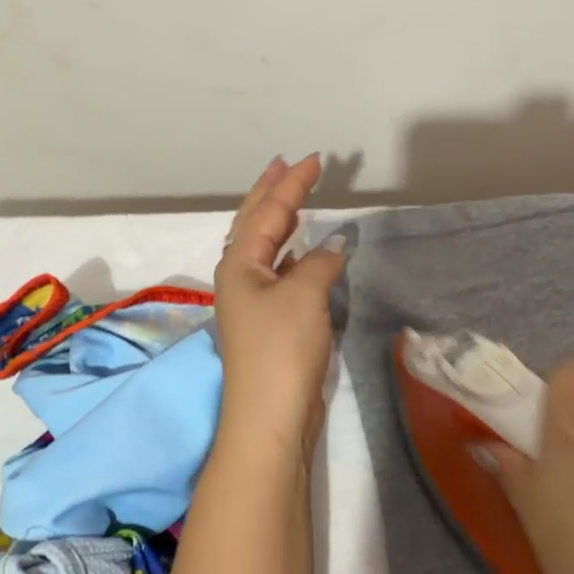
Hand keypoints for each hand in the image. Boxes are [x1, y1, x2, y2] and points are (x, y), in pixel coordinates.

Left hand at [214, 154, 344, 457]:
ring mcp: (253, 304)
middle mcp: (240, 278)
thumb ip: (320, 264)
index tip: (316, 160)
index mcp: (239, 263)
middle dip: (273, 194)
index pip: (268, 212)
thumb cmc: (282, 349)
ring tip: (293, 203)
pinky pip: (279, 276)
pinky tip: (306, 257)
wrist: (271, 413)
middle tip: (287, 166)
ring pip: (266, 251)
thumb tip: (334, 244)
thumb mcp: (304, 296)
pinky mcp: (270, 326)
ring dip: (280, 225)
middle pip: (255, 225)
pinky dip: (294, 259)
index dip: (292, 184)